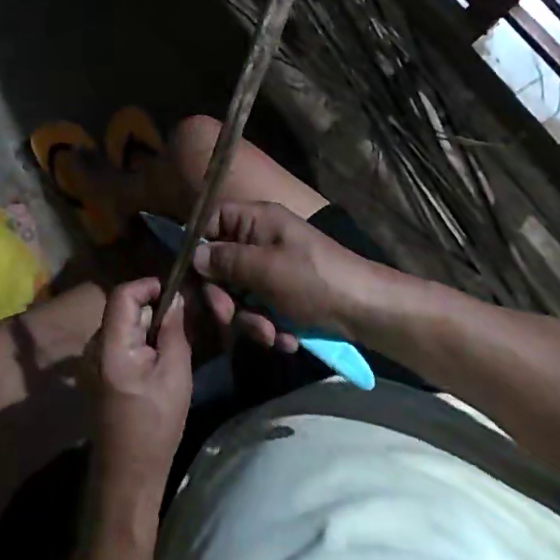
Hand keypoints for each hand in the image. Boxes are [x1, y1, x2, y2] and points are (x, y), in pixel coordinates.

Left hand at [87, 278, 191, 482]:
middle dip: (152, 308)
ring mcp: (91, 361)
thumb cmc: (155, 424)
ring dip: (146, 326)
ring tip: (172, 342)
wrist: (128, 474)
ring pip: (121, 325)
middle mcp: (94, 347)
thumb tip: (175, 297)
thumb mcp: (175, 373)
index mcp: (111, 345)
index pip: (123, 294)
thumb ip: (173, 330)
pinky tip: (156, 362)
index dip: (148, 285)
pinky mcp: (95, 373)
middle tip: (181, 321)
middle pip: (122, 309)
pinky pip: (117, 342)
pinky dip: (137, 342)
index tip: (175, 294)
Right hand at [192, 201, 396, 351]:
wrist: (365, 310)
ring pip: (238, 294)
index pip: (211, 220)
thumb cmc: (313, 279)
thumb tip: (193, 255)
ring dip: (250, 320)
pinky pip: (260, 309)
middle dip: (226, 298)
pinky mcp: (283, 295)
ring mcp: (271, 268)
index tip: (194, 276)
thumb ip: (225, 261)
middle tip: (230, 316)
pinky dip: (270, 326)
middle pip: (220, 264)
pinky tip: (287, 339)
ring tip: (272, 334)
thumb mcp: (264, 270)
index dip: (198, 246)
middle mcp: (259, 239)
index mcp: (256, 220)